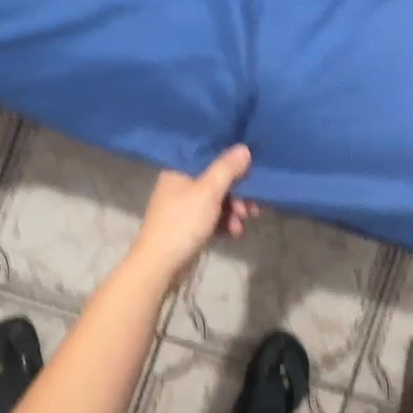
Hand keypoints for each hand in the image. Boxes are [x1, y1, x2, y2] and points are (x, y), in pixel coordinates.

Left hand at [129, 144, 258, 278]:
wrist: (161, 265)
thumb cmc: (182, 223)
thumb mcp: (208, 192)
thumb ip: (227, 168)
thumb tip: (244, 148)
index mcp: (180, 170)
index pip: (210, 156)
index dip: (232, 162)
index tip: (252, 170)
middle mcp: (181, 185)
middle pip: (217, 181)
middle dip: (238, 193)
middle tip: (251, 206)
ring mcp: (185, 207)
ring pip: (218, 201)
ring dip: (234, 211)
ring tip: (241, 224)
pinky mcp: (190, 226)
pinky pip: (214, 218)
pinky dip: (225, 223)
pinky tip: (234, 233)